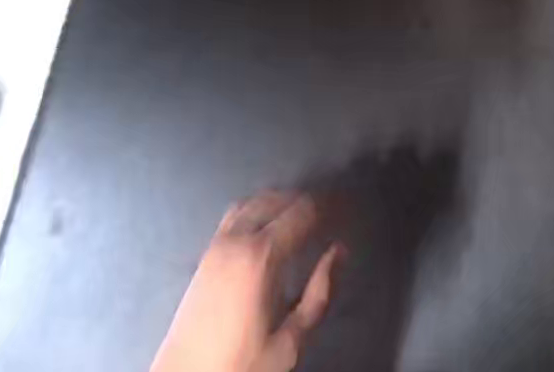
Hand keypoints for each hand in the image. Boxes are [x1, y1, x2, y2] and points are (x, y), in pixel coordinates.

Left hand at [150, 192, 343, 371]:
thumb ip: (318, 294)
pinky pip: (237, 212)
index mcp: (262, 255)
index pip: (303, 211)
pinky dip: (259, 208)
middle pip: (280, 198)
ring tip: (303, 217)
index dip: (329, 205)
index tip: (347, 210)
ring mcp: (219, 242)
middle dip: (308, 201)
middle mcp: (239, 237)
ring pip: (257, 200)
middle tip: (331, 214)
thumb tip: (339, 250)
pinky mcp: (206, 252)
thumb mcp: (288, 344)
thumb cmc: (238, 367)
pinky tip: (268, 226)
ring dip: (282, 201)